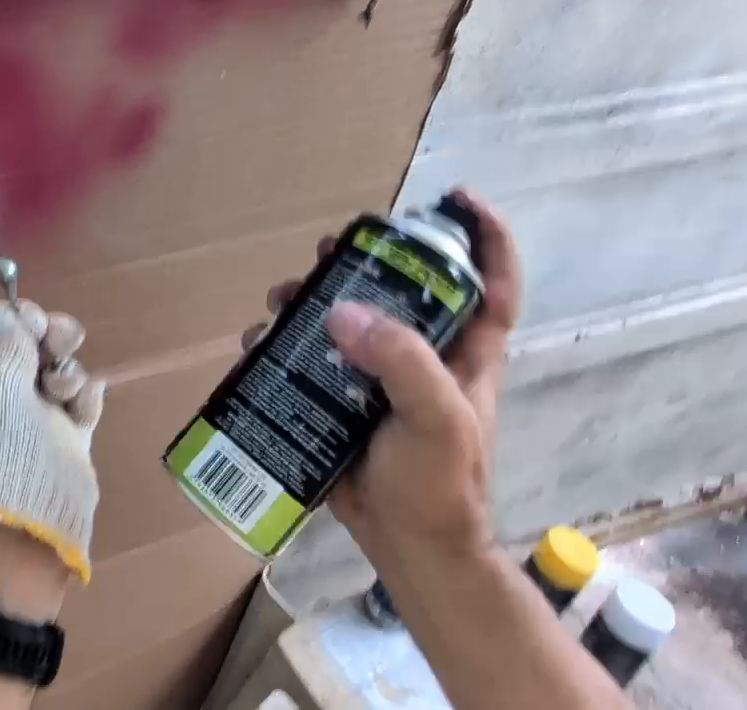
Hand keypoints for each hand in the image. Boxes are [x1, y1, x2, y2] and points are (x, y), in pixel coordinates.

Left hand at [0, 300, 105, 582]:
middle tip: (64, 339)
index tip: (35, 320)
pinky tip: (85, 406)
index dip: (20, 320)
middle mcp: (10, 393)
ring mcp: (41, 417)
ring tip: (65, 392)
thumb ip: (7, 346)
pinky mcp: (70, 439)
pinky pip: (83, 403)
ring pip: (63, 371)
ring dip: (68, 371)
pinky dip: (87, 398)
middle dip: (54, 337)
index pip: (1, 333)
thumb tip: (1, 311)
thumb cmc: (2, 450)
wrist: (24, 528)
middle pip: (37, 346)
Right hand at [251, 190, 521, 571]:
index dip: (485, 237)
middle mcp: (421, 356)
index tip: (457, 197)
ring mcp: (377, 378)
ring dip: (311, 299)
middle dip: (364, 262)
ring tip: (280, 298)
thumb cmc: (438, 486)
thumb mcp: (435, 420)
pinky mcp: (340, 399)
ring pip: (344, 319)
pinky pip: (308, 356)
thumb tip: (341, 311)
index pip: (490, 285)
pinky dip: (281, 342)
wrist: (406, 548)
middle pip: (397, 290)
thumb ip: (401, 362)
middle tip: (330, 250)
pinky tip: (257, 343)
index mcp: (463, 355)